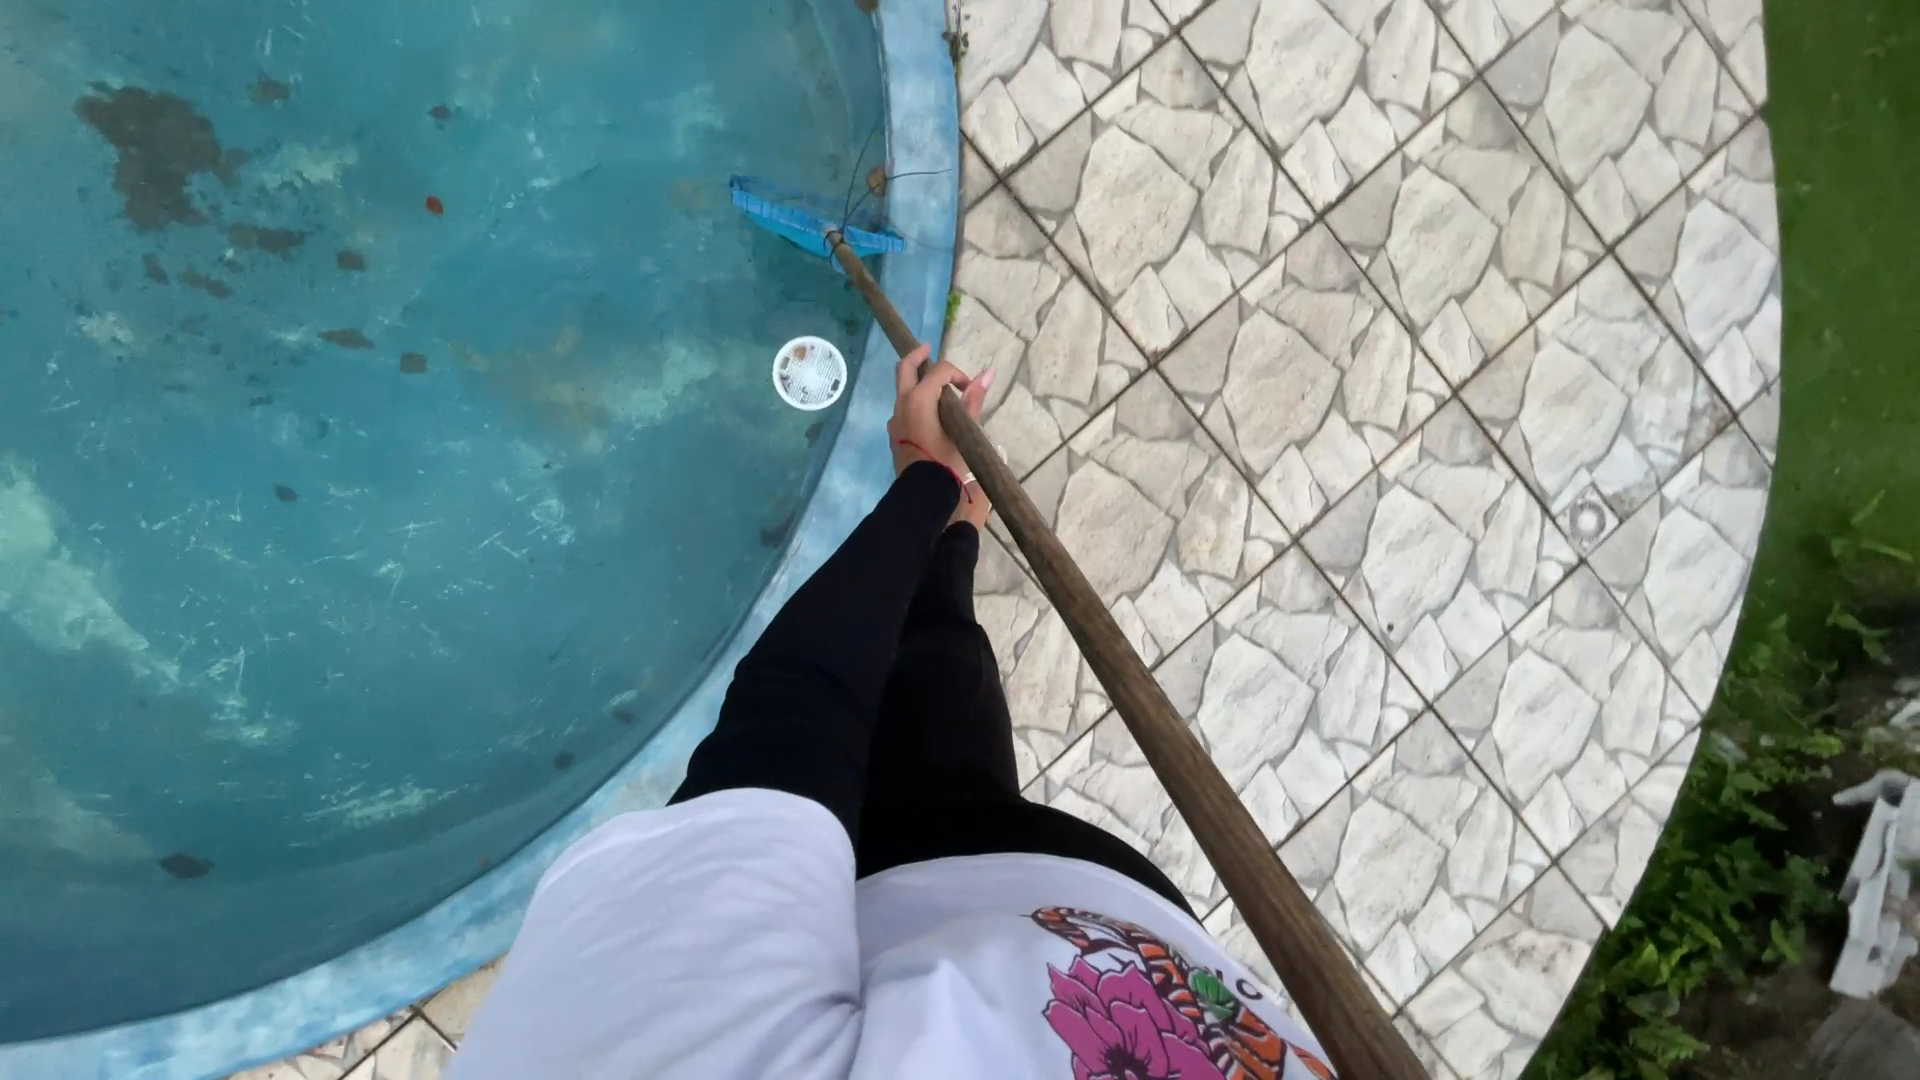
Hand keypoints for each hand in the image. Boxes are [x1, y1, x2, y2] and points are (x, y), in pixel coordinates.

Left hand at [887, 345, 995, 530]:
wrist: (923, 495)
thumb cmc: (947, 464)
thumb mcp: (964, 432)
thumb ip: (974, 400)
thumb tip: (988, 373)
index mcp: (920, 400)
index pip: (939, 371)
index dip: (957, 374)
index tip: (970, 388)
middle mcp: (902, 404)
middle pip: (905, 368)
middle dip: (918, 356)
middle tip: (929, 350)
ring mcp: (895, 419)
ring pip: (902, 389)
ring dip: (917, 381)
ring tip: (937, 388)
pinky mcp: (895, 434)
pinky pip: (903, 407)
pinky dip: (915, 400)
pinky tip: (931, 413)